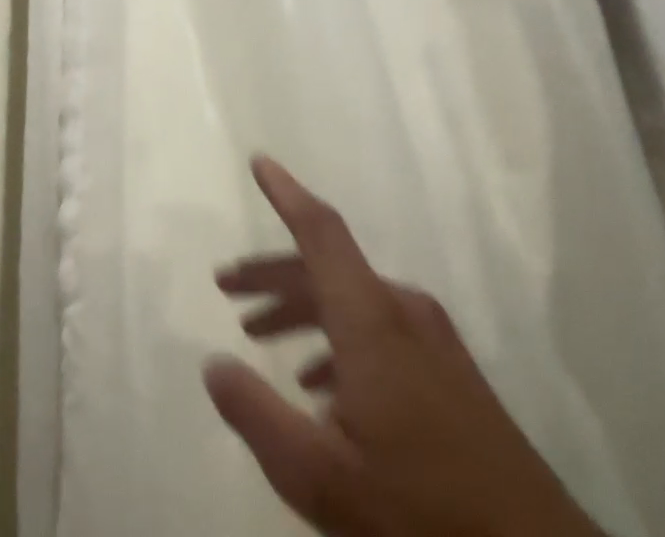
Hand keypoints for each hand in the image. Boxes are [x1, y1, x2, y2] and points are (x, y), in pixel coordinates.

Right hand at [205, 157, 604, 536]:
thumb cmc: (415, 504)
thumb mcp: (314, 470)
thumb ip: (255, 411)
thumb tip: (214, 363)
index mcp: (372, 322)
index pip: (321, 235)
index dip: (286, 195)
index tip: (260, 162)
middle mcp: (404, 315)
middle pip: (326, 269)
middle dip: (271, 276)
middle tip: (226, 288)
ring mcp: (433, 343)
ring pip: (351, 301)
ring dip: (301, 309)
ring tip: (260, 336)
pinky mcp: (450, 371)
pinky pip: (378, 329)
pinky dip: (336, 339)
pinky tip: (319, 385)